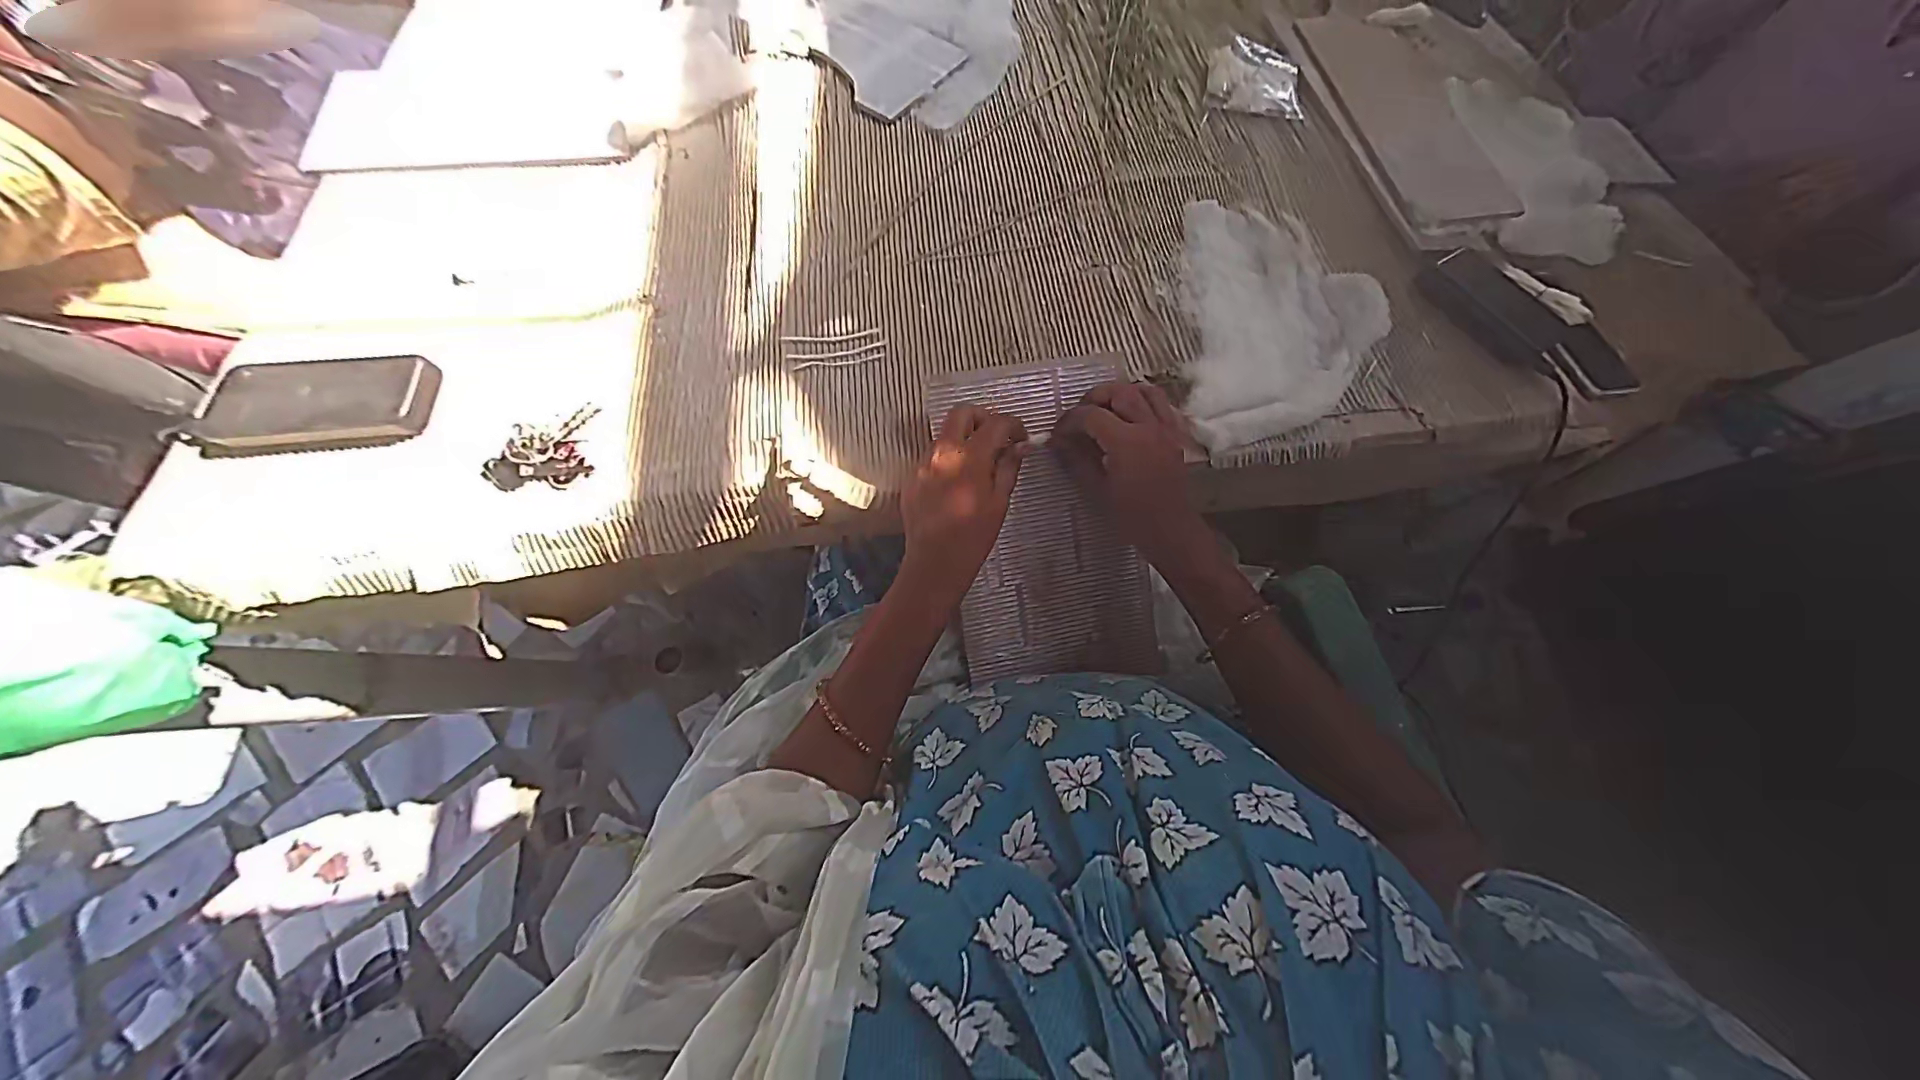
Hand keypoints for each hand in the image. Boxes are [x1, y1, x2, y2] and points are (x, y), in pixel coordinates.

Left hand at [900, 405, 1029, 608]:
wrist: (935, 562)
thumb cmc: (972, 537)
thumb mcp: (999, 502)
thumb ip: (1008, 468)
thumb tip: (1018, 448)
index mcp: (969, 458)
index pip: (995, 423)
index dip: (1013, 425)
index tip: (1021, 437)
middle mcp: (942, 453)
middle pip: (962, 413)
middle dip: (983, 418)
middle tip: (998, 438)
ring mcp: (923, 463)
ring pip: (945, 433)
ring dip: (965, 438)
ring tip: (980, 462)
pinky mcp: (912, 477)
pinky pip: (933, 455)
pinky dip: (950, 457)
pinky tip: (960, 480)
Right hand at [1056, 382, 1209, 563]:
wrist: (1171, 530)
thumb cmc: (1132, 516)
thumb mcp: (1097, 489)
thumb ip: (1076, 459)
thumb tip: (1058, 441)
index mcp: (1126, 442)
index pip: (1091, 415)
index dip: (1070, 421)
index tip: (1058, 434)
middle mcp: (1149, 427)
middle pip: (1119, 392)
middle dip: (1094, 399)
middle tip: (1079, 417)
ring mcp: (1167, 429)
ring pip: (1144, 391)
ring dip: (1120, 394)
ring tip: (1105, 410)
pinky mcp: (1177, 435)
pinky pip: (1162, 404)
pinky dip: (1143, 402)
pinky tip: (1130, 417)